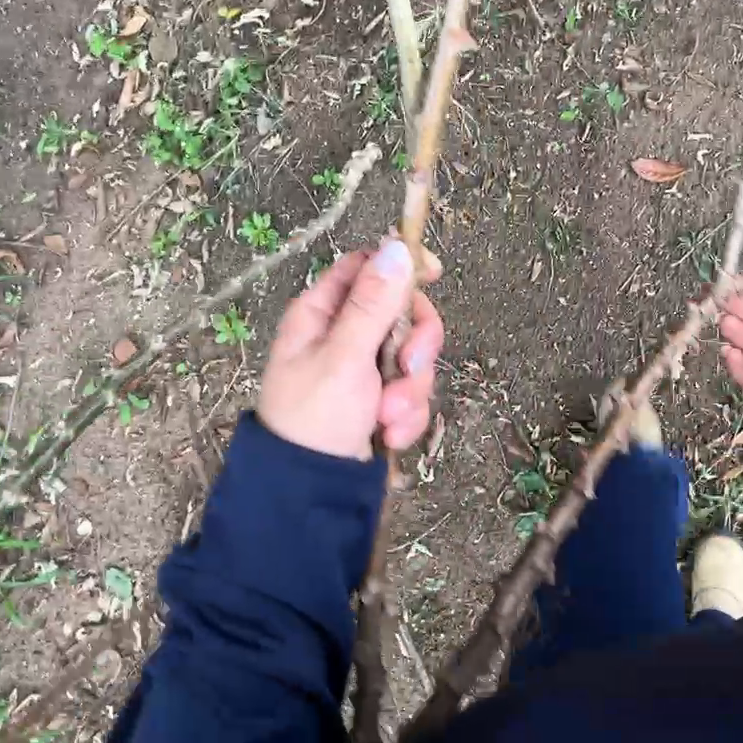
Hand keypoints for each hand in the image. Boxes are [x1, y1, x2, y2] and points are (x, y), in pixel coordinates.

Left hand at [256, 239, 442, 459]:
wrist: (309, 497)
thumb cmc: (315, 418)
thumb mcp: (344, 357)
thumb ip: (373, 304)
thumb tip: (398, 245)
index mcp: (321, 314)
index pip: (366, 267)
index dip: (400, 266)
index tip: (434, 275)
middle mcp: (344, 335)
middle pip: (401, 312)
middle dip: (414, 345)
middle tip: (408, 366)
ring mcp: (365, 369)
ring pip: (413, 354)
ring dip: (411, 388)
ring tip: (388, 417)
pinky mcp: (381, 399)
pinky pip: (413, 389)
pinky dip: (407, 413)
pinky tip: (389, 435)